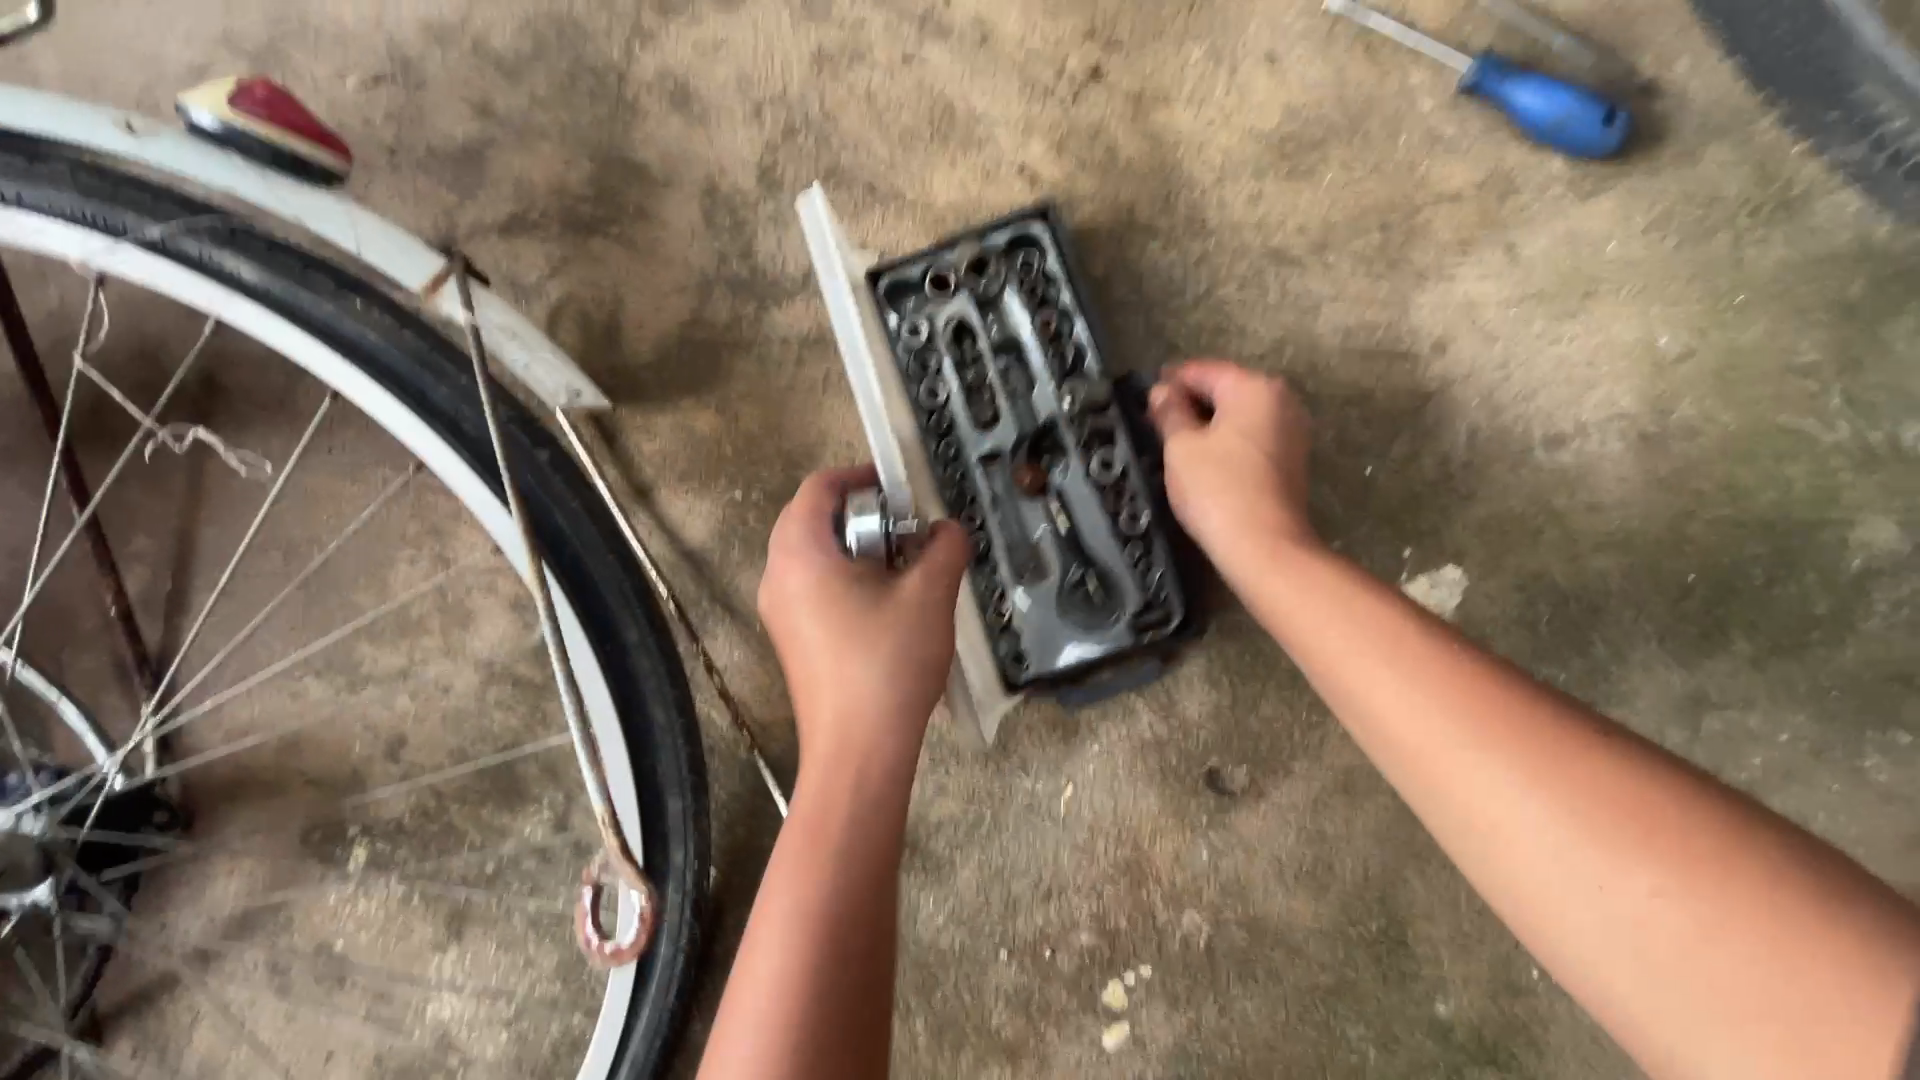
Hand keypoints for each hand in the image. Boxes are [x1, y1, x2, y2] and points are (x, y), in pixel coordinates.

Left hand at [757, 467, 970, 779]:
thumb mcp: (929, 595)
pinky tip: (889, 607)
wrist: (858, 751)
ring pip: (816, 557)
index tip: (900, 488)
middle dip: (866, 517)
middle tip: (908, 530)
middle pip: (814, 520)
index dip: (862, 476)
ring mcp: (779, 612)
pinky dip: (849, 580)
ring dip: (860, 550)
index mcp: (799, 552)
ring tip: (906, 569)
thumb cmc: (888, 663)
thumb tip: (950, 530)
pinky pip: (815, 589)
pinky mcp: (792, 641)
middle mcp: (777, 576)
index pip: (821, 487)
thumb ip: (945, 547)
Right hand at [1148, 359, 1319, 572]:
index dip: (1170, 381)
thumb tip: (1161, 391)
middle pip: (1226, 389)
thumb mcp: (1180, 446)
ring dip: (1209, 422)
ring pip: (1240, 414)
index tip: (1145, 395)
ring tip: (1175, 441)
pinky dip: (1227, 440)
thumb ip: (1169, 412)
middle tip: (1156, 420)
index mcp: (1254, 388)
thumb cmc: (1217, 489)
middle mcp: (1281, 400)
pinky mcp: (1291, 459)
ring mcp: (1292, 430)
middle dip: (1191, 401)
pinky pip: (1252, 436)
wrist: (1263, 545)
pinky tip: (1204, 459)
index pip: (1203, 371)